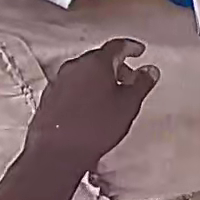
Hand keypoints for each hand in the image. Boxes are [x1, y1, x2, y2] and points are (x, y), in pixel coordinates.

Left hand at [23, 39, 159, 164]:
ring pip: (84, 72)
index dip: (131, 47)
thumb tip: (150, 70)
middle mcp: (75, 67)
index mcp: (96, 63)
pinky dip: (84, 90)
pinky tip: (91, 108)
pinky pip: (71, 86)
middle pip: (100, 58)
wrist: (56, 153)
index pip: (117, 46)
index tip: (139, 51)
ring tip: (112, 97)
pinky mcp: (49, 98)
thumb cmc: (94, 127)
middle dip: (117, 66)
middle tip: (130, 79)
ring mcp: (59, 82)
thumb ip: (142, 83)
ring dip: (100, 79)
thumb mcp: (128, 105)